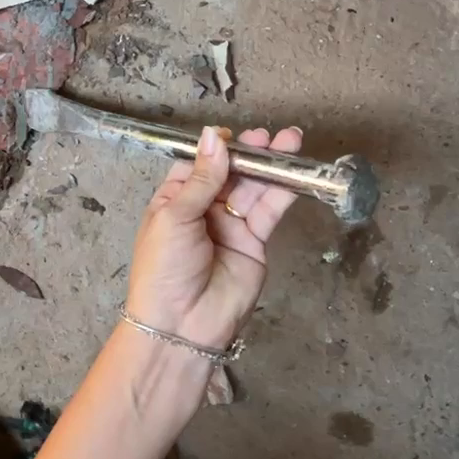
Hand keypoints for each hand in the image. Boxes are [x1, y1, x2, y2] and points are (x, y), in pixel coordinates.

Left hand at [125, 125, 304, 349]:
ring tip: (289, 142)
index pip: (197, 165)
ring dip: (270, 167)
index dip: (215, 149)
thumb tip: (213, 135)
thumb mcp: (175, 216)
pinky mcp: (254, 243)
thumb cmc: (165, 266)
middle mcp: (202, 209)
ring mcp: (230, 226)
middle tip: (268, 136)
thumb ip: (201, 178)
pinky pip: (268, 212)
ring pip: (252, 189)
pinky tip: (293, 173)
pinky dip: (282, 192)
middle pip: (229, 173)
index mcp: (174, 199)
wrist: (181, 324)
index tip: (232, 134)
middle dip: (248, 154)